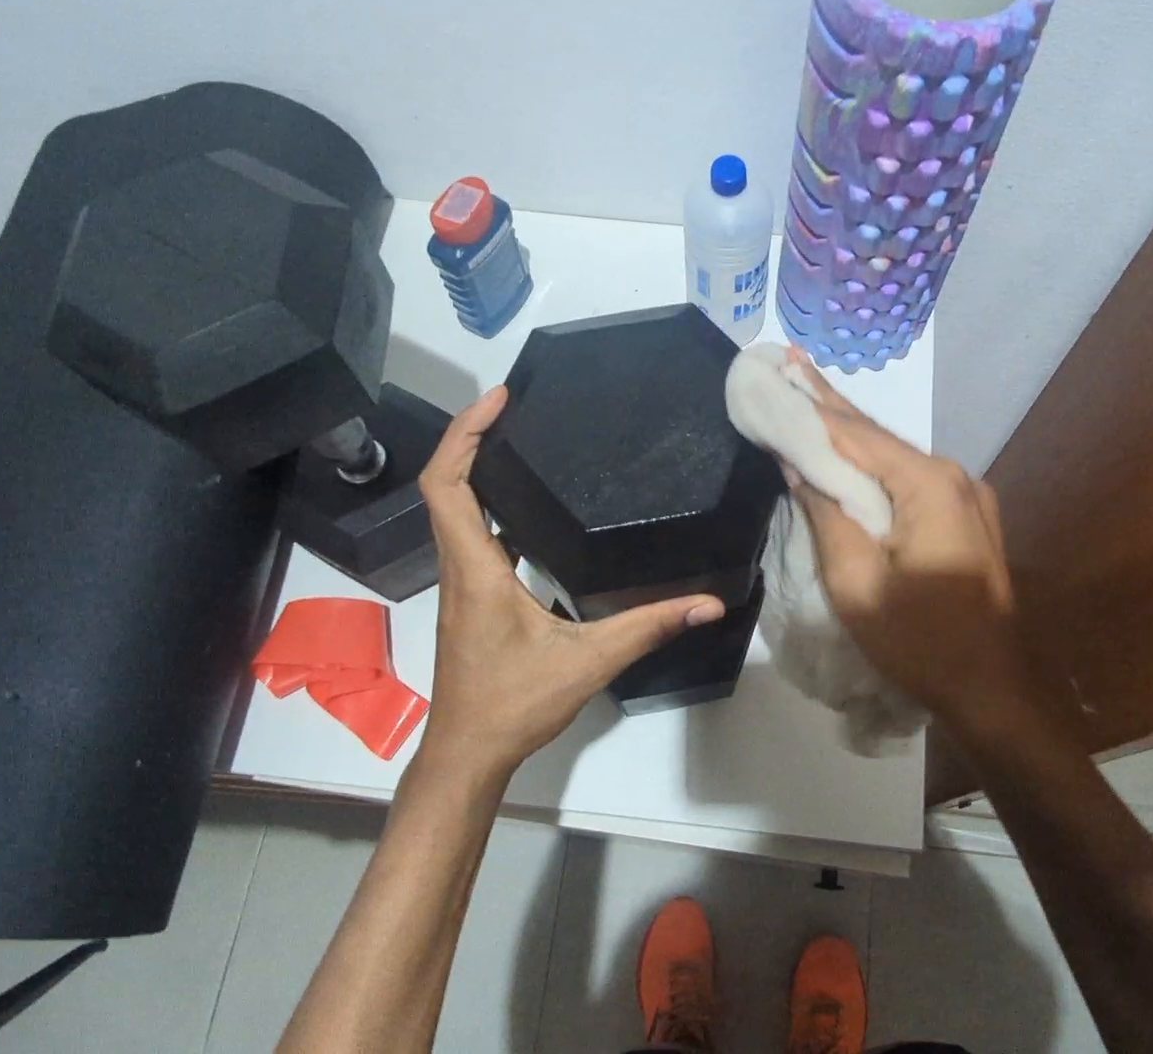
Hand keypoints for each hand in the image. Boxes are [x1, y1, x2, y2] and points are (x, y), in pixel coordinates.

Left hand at [414, 386, 726, 777]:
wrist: (469, 751)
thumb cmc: (514, 704)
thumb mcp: (589, 661)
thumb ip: (648, 627)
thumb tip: (707, 603)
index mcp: (477, 570)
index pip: (448, 486)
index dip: (465, 435)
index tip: (499, 400)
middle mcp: (461, 567)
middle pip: (446, 486)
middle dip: (472, 438)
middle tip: (516, 407)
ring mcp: (462, 584)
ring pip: (456, 511)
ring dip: (477, 470)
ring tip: (524, 442)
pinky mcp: (472, 599)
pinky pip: (472, 535)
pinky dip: (490, 507)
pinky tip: (532, 509)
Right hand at [786, 360, 1025, 724]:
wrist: (989, 689)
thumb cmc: (917, 640)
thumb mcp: (855, 581)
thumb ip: (826, 513)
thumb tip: (798, 463)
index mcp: (928, 484)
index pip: (855, 434)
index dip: (810, 405)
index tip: (776, 370)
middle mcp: (954, 476)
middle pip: (878, 437)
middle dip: (830, 405)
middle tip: (789, 364)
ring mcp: (968, 496)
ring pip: (894, 457)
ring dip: (851, 434)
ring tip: (809, 398)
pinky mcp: (967, 518)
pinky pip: (910, 481)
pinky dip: (874, 464)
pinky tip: (850, 452)